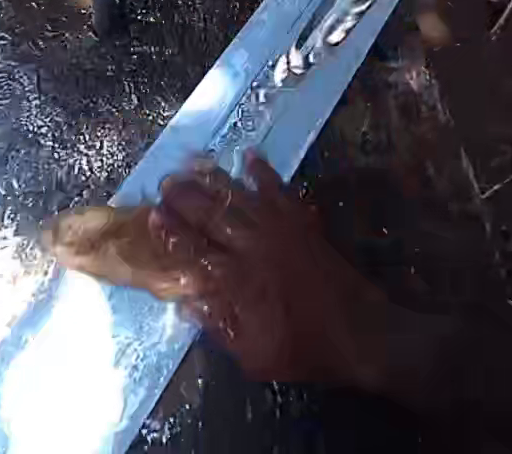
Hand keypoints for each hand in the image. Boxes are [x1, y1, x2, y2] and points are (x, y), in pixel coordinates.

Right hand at [150, 152, 396, 388]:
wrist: (358, 330)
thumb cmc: (302, 347)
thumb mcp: (254, 355)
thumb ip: (218, 325)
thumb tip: (185, 299)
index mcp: (239, 282)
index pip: (196, 251)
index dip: (172, 233)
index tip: (153, 215)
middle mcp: (255, 246)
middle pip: (213, 215)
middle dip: (186, 197)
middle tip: (165, 182)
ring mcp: (279, 227)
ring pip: (239, 195)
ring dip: (215, 179)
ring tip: (193, 163)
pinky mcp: (300, 219)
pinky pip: (277, 188)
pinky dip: (262, 171)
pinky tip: (249, 156)